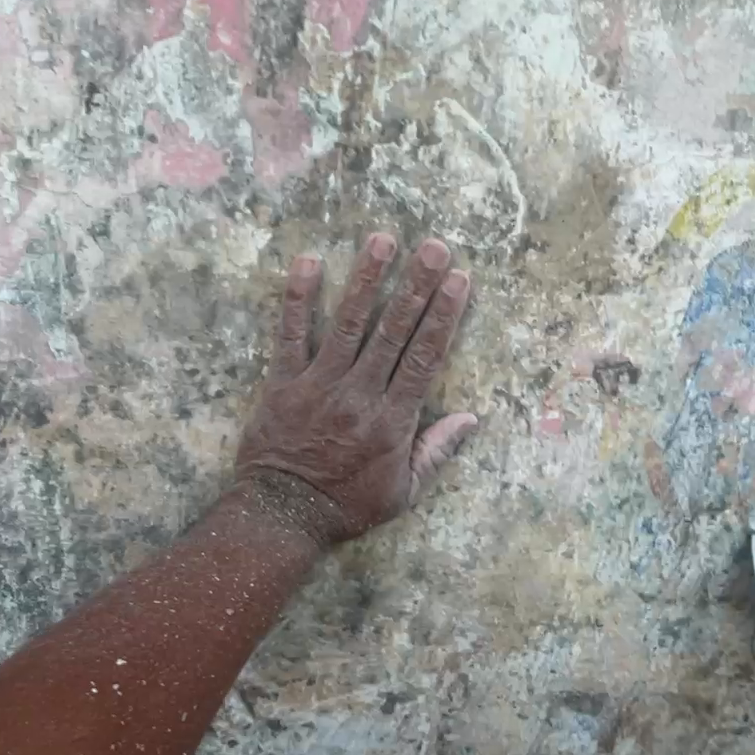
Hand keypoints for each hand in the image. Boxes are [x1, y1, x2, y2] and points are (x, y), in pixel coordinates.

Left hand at [234, 232, 476, 545]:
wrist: (283, 515)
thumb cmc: (348, 505)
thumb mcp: (404, 492)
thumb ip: (437, 452)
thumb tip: (472, 418)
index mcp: (393, 420)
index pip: (424, 358)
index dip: (444, 316)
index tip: (459, 280)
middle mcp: (360, 395)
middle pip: (393, 332)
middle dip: (416, 286)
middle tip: (434, 247)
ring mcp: (319, 385)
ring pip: (348, 324)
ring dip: (367, 280)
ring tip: (382, 240)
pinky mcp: (283, 383)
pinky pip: (290, 335)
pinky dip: (298, 299)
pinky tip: (308, 262)